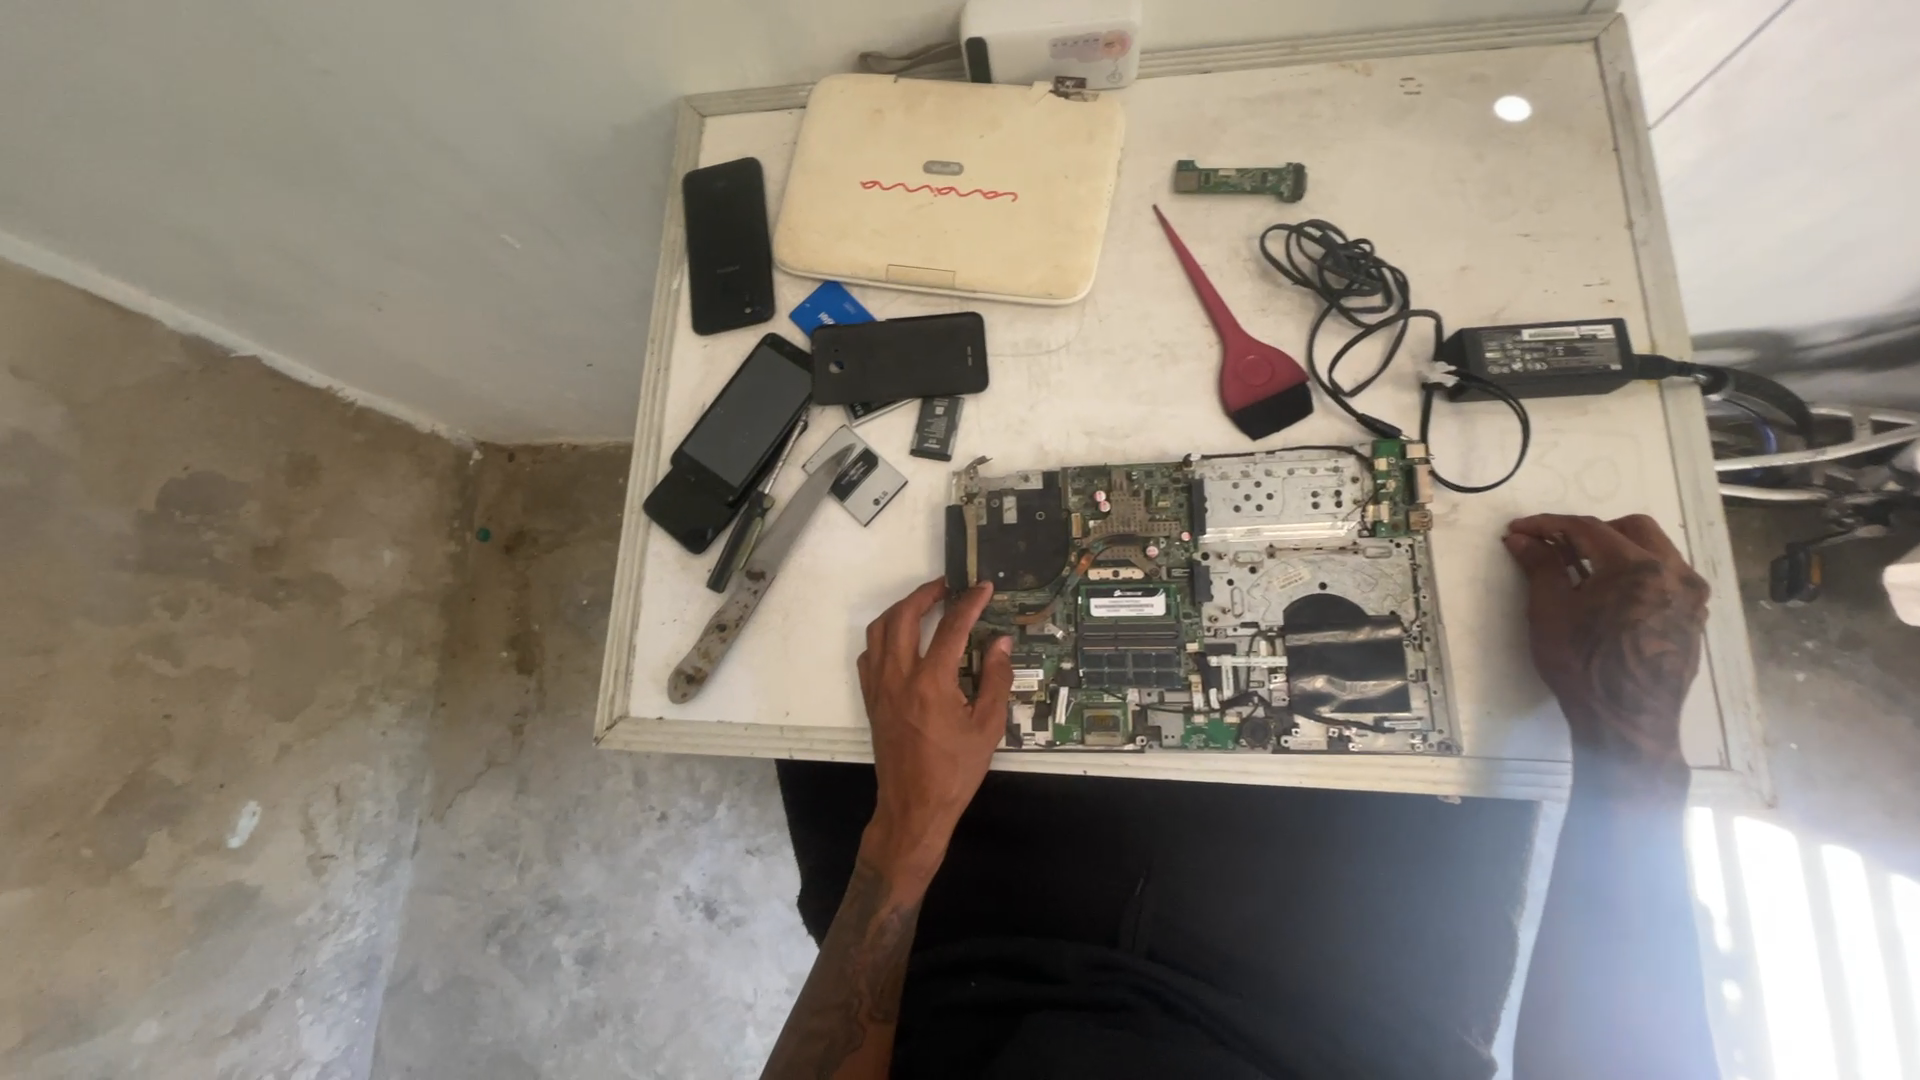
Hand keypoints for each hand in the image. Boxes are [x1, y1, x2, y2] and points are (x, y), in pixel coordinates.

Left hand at [856, 579, 1013, 884]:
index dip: (970, 603)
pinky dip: (884, 636)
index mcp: (931, 683)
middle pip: (904, 616)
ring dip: (901, 609)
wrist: (913, 807)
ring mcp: (879, 686)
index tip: (983, 588)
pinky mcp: (870, 698)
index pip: (951, 628)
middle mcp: (899, 676)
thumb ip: (995, 679)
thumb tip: (999, 642)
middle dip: (926, 594)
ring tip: (924, 604)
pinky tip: (902, 639)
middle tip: (948, 587)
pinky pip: (869, 654)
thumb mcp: (987, 727)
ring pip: (879, 630)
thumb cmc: (955, 772)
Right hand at [1503, 514, 1709, 771]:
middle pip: (1631, 528)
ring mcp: (1690, 594)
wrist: (1626, 718)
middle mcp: (1674, 572)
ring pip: (1654, 550)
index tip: (1519, 530)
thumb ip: (1540, 566)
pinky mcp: (1693, 615)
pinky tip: (1607, 593)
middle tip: (1553, 547)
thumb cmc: (1582, 663)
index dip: (1548, 525)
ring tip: (1579, 570)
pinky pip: (1666, 576)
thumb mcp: (1549, 611)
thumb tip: (1522, 539)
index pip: (1587, 528)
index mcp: (1636, 566)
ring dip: (1615, 550)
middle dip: (1588, 531)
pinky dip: (1635, 572)